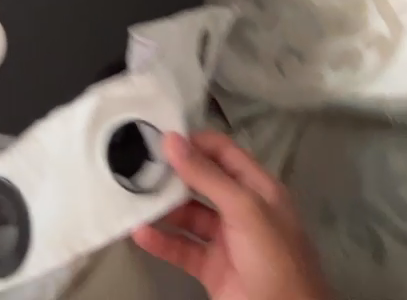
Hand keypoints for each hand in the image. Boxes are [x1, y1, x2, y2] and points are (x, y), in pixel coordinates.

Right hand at [131, 131, 329, 299]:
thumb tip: (171, 139)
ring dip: (163, 207)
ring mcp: (226, 241)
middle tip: (137, 163)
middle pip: (202, 181)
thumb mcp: (244, 210)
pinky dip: (161, 241)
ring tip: (133, 196)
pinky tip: (139, 232)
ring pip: (188, 215)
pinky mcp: (212, 269)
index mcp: (257, 189)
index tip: (158, 137)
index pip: (223, 152)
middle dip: (172, 173)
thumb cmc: (274, 259)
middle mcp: (241, 210)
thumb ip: (206, 175)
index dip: (194, 142)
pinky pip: (182, 248)